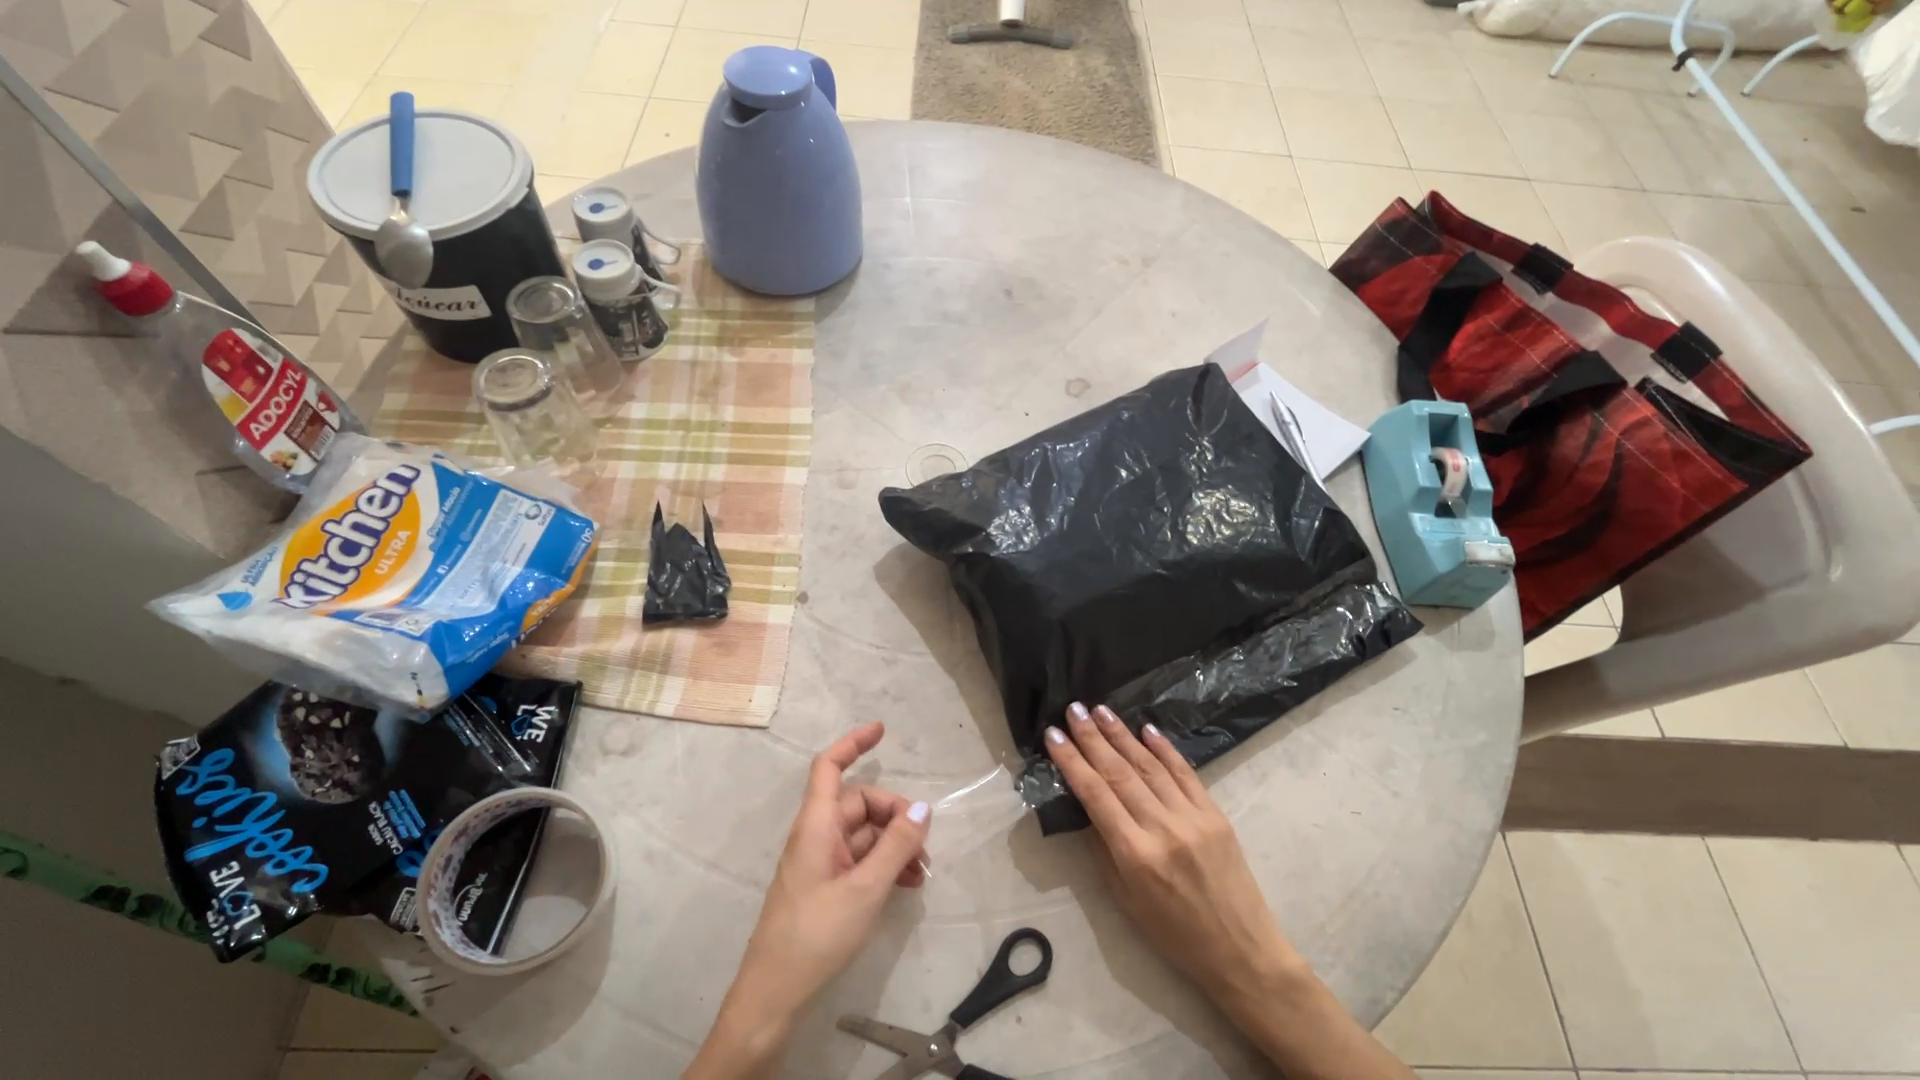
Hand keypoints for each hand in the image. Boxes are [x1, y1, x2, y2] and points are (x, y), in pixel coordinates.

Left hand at [686, 722, 930, 1079]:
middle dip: (895, 816)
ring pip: (863, 835)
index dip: (853, 743)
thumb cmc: (816, 933)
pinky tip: (907, 886)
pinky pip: (859, 861)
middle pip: (859, 804)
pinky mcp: (824, 887)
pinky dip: (883, 866)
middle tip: (925, 845)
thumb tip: (923, 809)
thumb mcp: (866, 889)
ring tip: (923, 873)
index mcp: (816, 825)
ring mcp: (819, 863)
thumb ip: (896, 846)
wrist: (774, 992)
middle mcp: (816, 836)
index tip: (882, 730)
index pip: (830, 767)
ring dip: (894, 845)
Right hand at [1043, 704, 1303, 1004]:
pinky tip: (1146, 729)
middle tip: (1073, 709)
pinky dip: (1164, 749)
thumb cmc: (1174, 934)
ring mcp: (1192, 817)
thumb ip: (1104, 849)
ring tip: (1100, 710)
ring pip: (1149, 766)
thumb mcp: (1125, 900)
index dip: (1071, 761)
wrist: (1240, 949)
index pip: (1095, 794)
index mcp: (1135, 854)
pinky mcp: (1215, 814)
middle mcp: (1163, 828)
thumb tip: (1088, 806)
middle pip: (1119, 772)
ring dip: (1122, 735)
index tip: (1053, 735)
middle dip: (1092, 738)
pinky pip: (1185, 773)